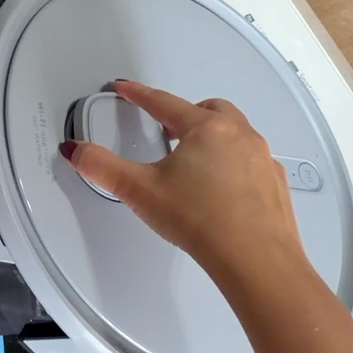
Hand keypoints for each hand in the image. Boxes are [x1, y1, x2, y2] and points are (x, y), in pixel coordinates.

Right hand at [63, 80, 302, 282]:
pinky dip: (233, 161)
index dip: (139, 94)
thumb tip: (77, 151)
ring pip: (235, 132)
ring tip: (190, 156)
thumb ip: (100, 165)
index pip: (163, 102)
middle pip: (209, 109)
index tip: (127, 89)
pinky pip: (253, 159)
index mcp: (206, 129)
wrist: (256, 262)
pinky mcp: (275, 186)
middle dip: (184, 113)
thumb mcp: (137, 189)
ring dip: (211, 136)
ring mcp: (263, 161)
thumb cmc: (204, 221)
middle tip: (165, 126)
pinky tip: (218, 184)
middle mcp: (240, 137)